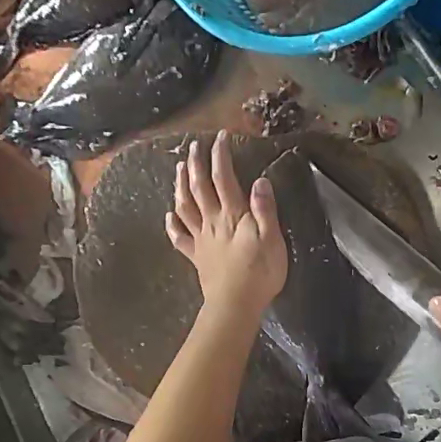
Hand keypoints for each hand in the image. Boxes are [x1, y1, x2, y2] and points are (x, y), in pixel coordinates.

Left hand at [166, 131, 287, 317]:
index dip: (220, 156)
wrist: (235, 304)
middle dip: (195, 164)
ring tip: (178, 169)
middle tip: (193, 146)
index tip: (220, 137)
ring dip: (180, 186)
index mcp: (232, 215)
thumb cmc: (259, 272)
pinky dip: (172, 224)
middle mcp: (212, 222)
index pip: (224, 178)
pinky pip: (180, 238)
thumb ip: (264, 209)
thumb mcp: (272, 238)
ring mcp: (201, 239)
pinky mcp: (196, 256)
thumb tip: (260, 180)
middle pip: (200, 188)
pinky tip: (168, 215)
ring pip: (185, 207)